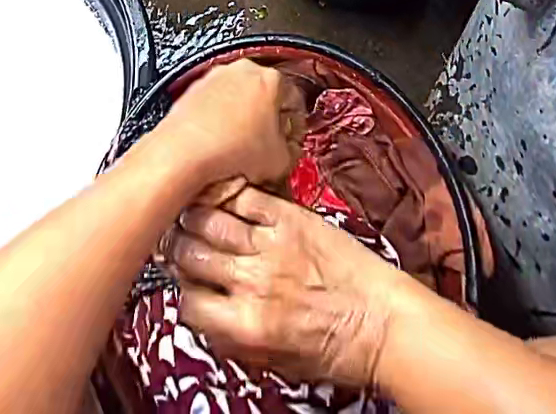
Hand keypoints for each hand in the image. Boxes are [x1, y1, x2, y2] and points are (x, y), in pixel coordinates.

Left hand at [145, 59, 303, 190]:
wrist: (182, 153)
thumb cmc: (227, 151)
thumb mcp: (280, 162)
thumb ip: (292, 150)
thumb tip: (286, 150)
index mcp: (271, 80)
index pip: (295, 99)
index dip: (296, 125)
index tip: (291, 140)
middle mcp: (243, 70)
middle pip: (266, 93)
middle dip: (269, 118)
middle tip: (268, 144)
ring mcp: (216, 76)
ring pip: (239, 95)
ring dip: (243, 117)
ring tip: (240, 146)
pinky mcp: (194, 86)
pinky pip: (216, 101)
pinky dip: (220, 117)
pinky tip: (219, 142)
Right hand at [165, 186, 415, 389]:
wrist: (382, 323)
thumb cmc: (337, 347)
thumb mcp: (276, 364)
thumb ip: (234, 340)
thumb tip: (204, 315)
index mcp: (247, 325)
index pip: (188, 303)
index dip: (181, 290)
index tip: (183, 281)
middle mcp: (253, 282)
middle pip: (192, 254)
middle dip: (176, 246)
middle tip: (173, 238)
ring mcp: (270, 245)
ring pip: (211, 221)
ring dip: (192, 215)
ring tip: (186, 211)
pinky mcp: (289, 217)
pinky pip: (245, 197)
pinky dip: (225, 192)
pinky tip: (216, 191)